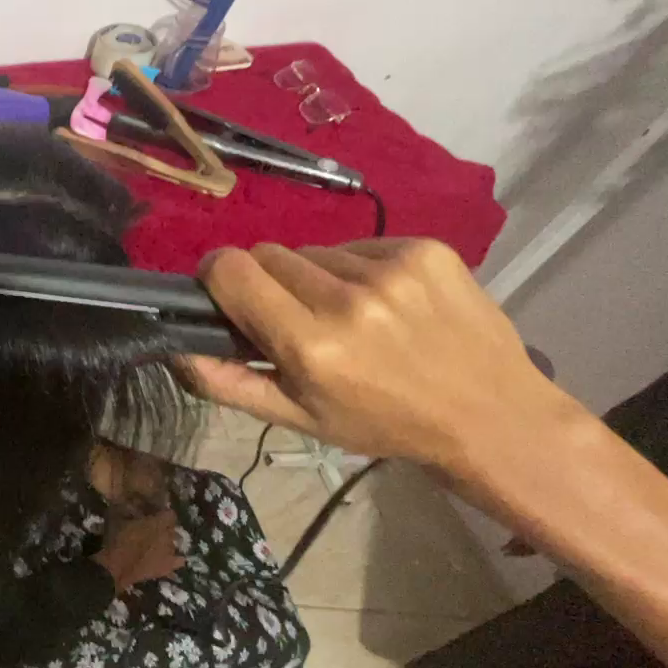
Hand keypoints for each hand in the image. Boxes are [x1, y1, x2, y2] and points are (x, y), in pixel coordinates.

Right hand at [185, 240, 586, 479]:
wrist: (494, 415)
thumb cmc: (380, 422)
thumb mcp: (293, 417)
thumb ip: (224, 383)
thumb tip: (173, 348)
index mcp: (309, 344)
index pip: (230, 270)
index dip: (217, 276)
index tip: (226, 294)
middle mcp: (346, 299)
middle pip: (266, 254)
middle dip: (267, 282)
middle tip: (293, 316)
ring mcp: (391, 269)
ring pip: (312, 251)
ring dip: (313, 276)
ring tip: (346, 313)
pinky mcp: (426, 249)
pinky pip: (358, 244)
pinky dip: (357, 268)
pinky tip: (382, 300)